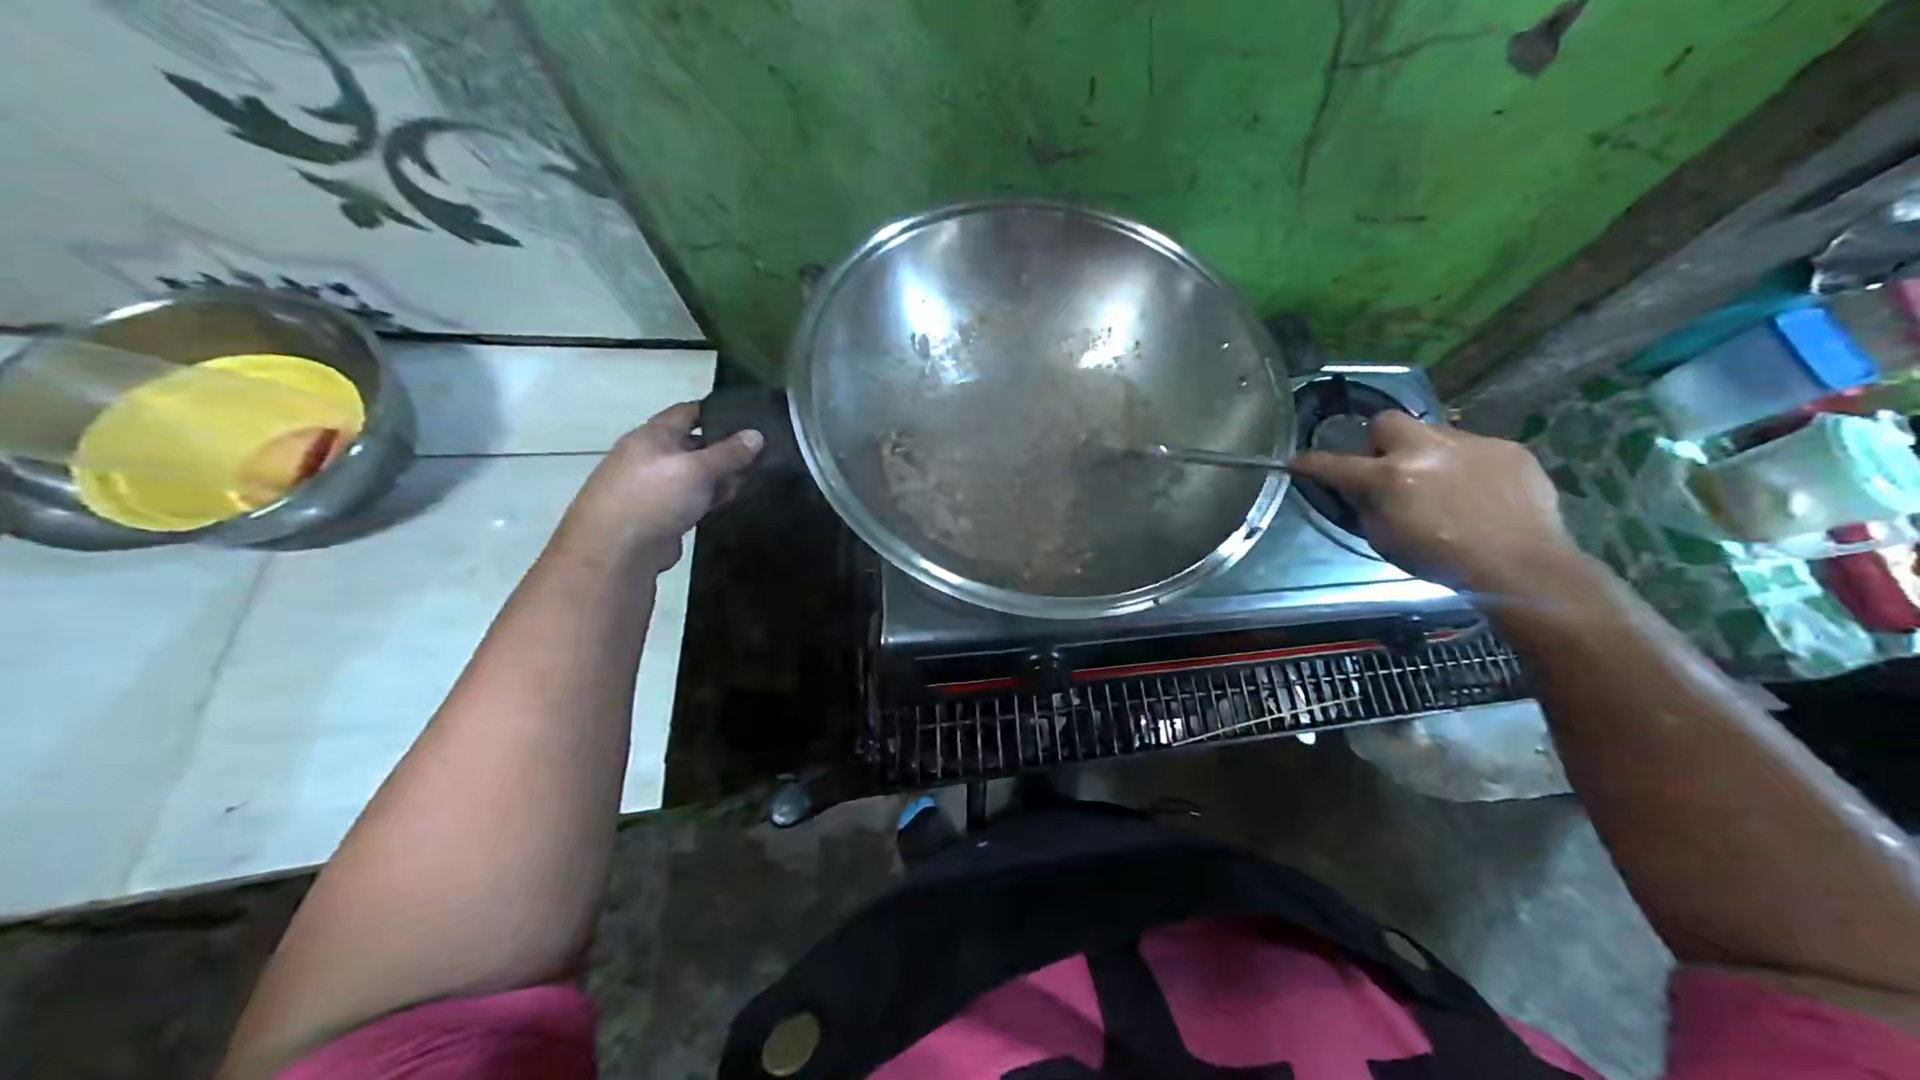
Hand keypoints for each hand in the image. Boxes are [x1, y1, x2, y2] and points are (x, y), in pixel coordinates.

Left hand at [561, 401, 762, 571]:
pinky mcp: (659, 516)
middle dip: (721, 448)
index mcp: (652, 436)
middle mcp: (649, 457)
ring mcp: (653, 488)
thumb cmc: (655, 497)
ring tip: (751, 477)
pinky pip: (689, 499)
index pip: (685, 412)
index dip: (713, 410)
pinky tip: (727, 501)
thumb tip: (756, 435)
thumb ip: (729, 453)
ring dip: (718, 476)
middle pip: (691, 445)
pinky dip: (708, 498)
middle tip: (758, 451)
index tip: (745, 414)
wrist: (617, 552)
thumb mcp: (698, 469)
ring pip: (692, 475)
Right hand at [1288, 411, 1575, 589]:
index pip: (1335, 465)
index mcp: (1389, 477)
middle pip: (1386, 421)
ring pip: (1433, 434)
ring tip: (1443, 485)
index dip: (1310, 463)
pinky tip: (1479, 493)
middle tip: (1390, 466)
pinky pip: (1474, 448)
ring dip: (1427, 454)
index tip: (1296, 461)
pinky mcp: (1507, 448)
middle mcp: (1426, 450)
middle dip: (1381, 440)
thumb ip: (1369, 507)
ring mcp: (1471, 444)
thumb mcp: (1385, 539)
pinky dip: (1467, 466)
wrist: (1522, 567)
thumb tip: (1363, 491)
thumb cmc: (1442, 561)